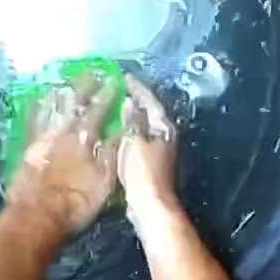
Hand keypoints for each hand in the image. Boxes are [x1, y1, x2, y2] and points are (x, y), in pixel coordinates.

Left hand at [5, 76, 119, 238]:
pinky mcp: (26, 150)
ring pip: (51, 109)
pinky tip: (37, 102)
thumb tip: (123, 127)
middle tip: (91, 71)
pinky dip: (36, 109)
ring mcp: (42, 139)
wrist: (37, 216)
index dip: (107, 94)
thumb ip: (112, 151)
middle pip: (74, 103)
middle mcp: (63, 133)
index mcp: (85, 139)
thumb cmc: (77, 203)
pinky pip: (32, 123)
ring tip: (65, 81)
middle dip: (84, 86)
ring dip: (60, 94)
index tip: (114, 79)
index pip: (99, 110)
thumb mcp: (105, 180)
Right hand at [118, 76, 181, 231]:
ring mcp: (158, 148)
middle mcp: (164, 135)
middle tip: (119, 88)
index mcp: (163, 127)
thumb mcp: (134, 141)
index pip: (150, 100)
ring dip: (131, 115)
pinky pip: (138, 137)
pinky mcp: (150, 160)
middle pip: (149, 111)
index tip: (124, 76)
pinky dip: (128, 130)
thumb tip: (129, 102)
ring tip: (116, 105)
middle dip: (135, 99)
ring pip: (143, 124)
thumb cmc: (142, 170)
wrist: (149, 202)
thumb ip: (132, 120)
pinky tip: (117, 130)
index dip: (137, 88)